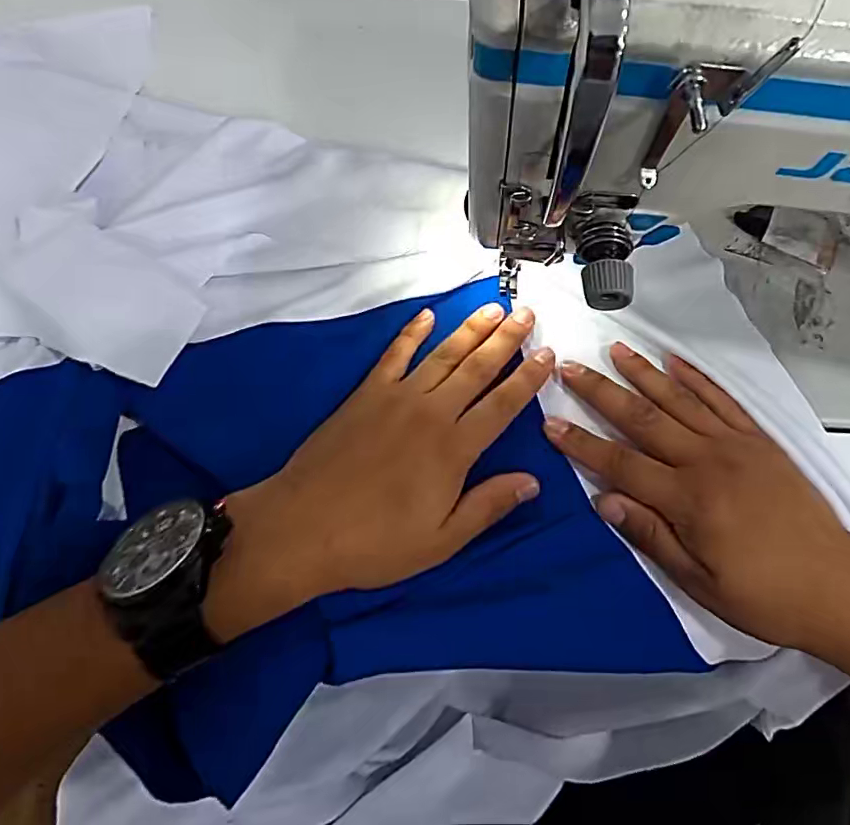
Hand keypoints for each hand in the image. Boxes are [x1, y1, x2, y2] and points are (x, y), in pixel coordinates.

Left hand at [202, 303, 553, 640]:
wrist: (302, 527)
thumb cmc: (375, 542)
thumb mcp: (441, 540)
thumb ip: (488, 506)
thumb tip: (532, 482)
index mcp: (454, 449)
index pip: (502, 404)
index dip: (528, 378)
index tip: (548, 353)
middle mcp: (431, 413)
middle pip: (477, 368)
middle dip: (506, 339)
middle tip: (526, 313)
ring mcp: (396, 398)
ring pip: (443, 354)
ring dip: (470, 329)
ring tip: (492, 308)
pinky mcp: (366, 394)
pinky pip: (394, 355)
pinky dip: (411, 333)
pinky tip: (427, 316)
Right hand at [544, 343, 849, 669]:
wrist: (842, 587)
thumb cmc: (768, 595)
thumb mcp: (701, 583)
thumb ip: (651, 536)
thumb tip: (604, 502)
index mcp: (688, 499)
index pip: (621, 463)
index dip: (582, 443)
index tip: (551, 423)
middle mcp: (707, 461)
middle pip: (643, 419)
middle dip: (601, 392)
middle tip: (571, 368)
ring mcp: (736, 444)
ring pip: (680, 399)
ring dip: (644, 373)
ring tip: (616, 350)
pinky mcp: (761, 440)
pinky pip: (723, 400)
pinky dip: (698, 378)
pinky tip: (676, 362)